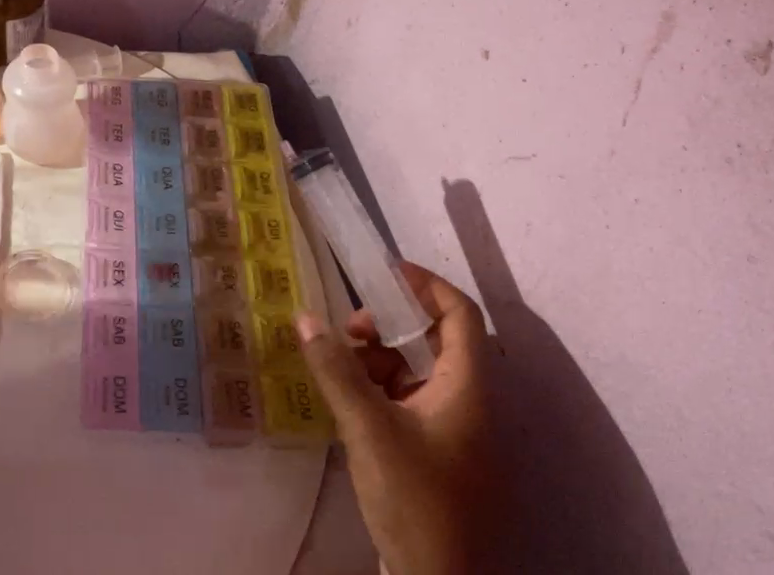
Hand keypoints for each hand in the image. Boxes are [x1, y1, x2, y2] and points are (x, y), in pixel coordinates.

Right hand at [298, 262, 494, 574]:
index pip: (459, 312)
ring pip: (419, 369)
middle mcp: (469, 399)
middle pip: (436, 337)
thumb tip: (304, 317)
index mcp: (469, 385)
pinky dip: (380, 388)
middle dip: (389, 324)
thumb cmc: (416, 500)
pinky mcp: (438, 452)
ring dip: (379, 357)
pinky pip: (410, 399)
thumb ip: (336, 371)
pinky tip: (348, 399)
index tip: (379, 273)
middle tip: (347, 329)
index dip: (424, 284)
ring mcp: (455, 428)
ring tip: (339, 367)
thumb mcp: (369, 429)